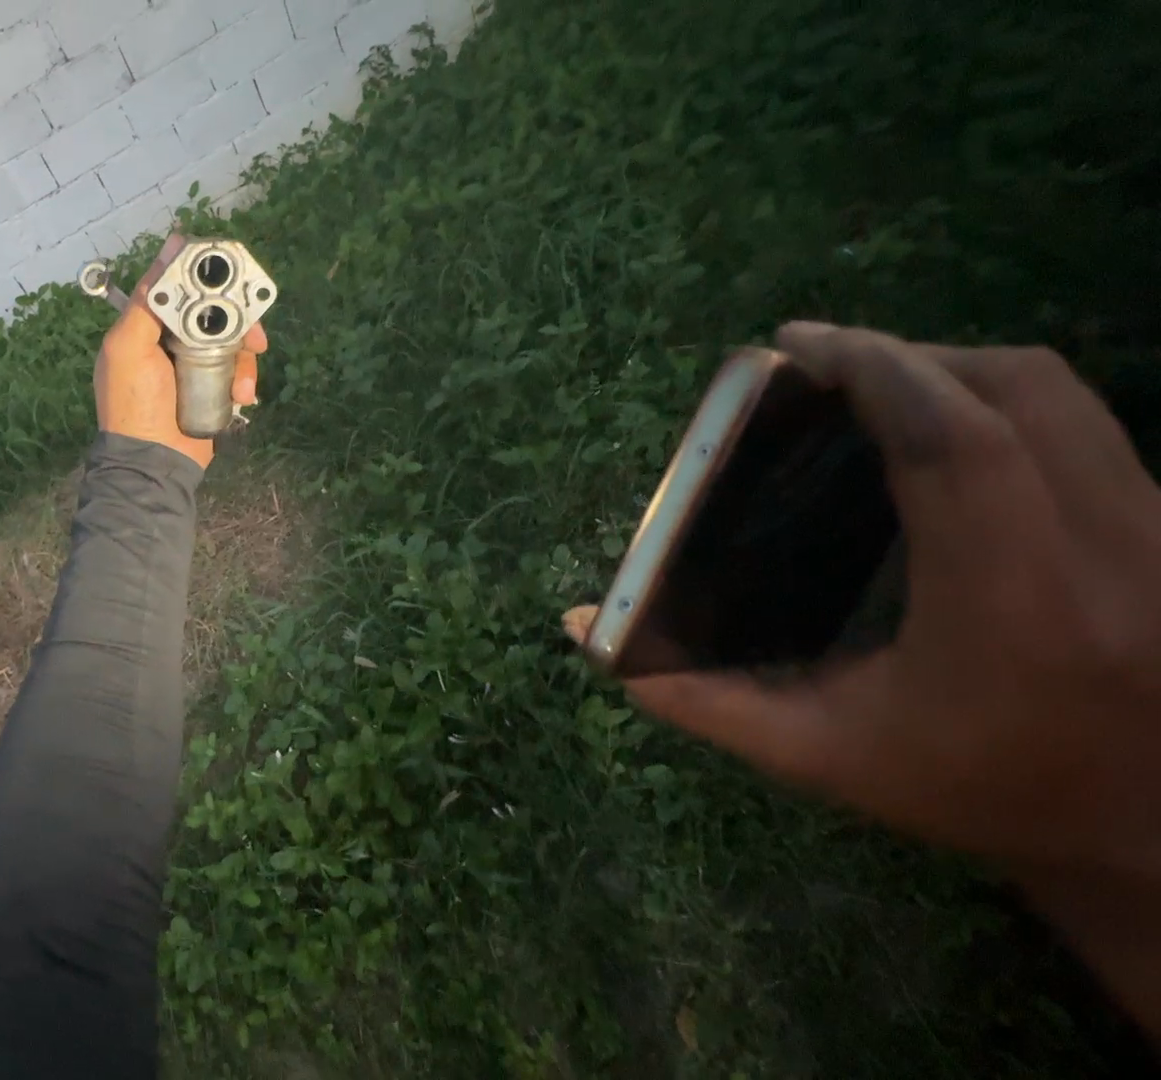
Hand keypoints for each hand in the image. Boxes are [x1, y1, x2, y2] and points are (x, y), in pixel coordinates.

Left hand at [96, 233, 266, 468]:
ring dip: (244, 360)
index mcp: (147, 325)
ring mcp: (195, 365)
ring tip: (243, 386)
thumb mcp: (130, 347)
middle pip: (215, 313)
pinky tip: (242, 398)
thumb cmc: (135, 404)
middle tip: (256, 337)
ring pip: (232, 342)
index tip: (234, 282)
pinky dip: (245, 381)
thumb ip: (148, 300)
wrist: (152, 463)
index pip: (182, 287)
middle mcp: (171, 340)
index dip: (208, 281)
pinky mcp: (214, 388)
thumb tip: (173, 244)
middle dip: (239, 324)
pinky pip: (237, 371)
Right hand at [566, 323, 1160, 1026]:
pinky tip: (931, 433)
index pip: (957, 440)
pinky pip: (1079, 424)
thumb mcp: (813, 753)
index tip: (796, 344)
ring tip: (863, 387)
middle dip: (904, 355)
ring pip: (1060, 395)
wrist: (1154, 834)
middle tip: (813, 363)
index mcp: (1014, 603)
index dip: (878, 369)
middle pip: (1015, 388)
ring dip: (950, 370)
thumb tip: (582, 629)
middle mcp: (1112, 547)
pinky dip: (994, 400)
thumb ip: (692, 695)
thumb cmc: (974, 790)